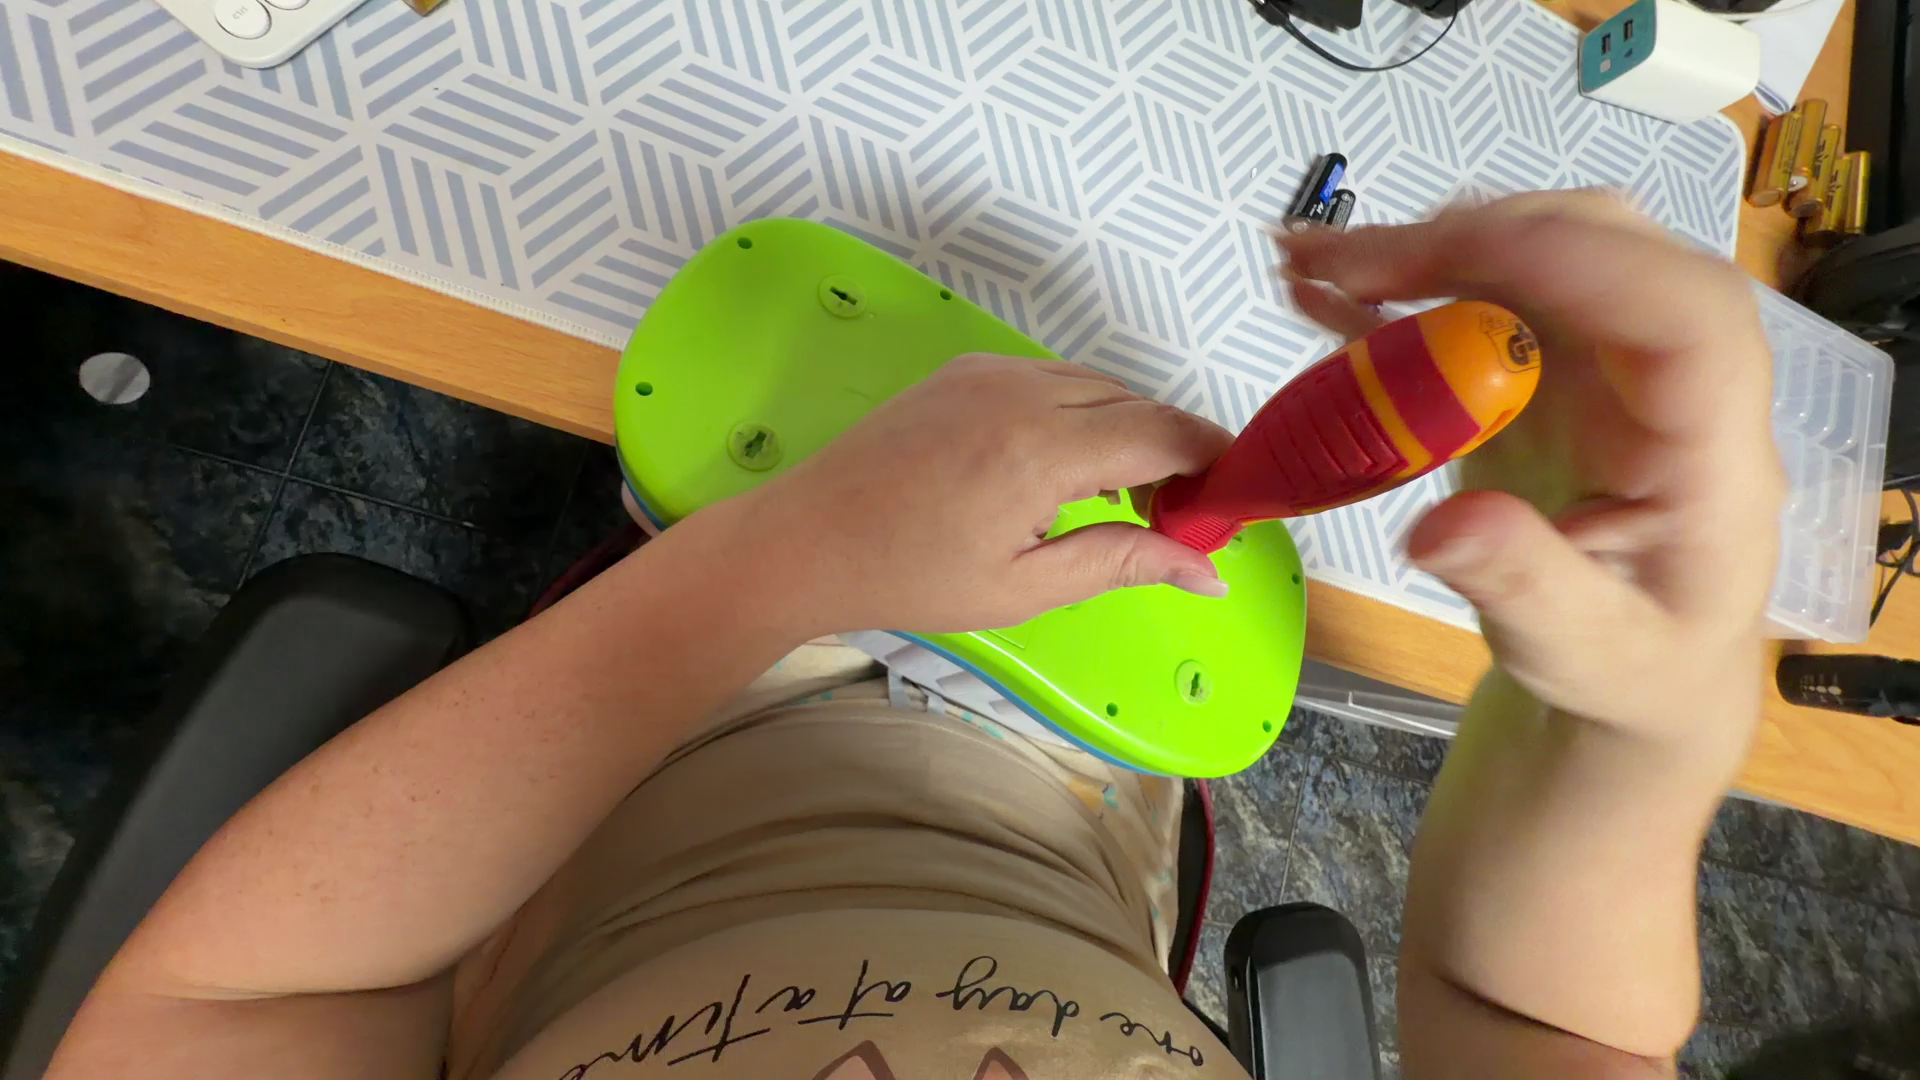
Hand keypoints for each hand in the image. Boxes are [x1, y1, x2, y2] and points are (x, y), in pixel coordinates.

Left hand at [711, 353, 1233, 634]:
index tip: (1226, 503)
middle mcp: (1023, 388)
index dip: (1212, 462)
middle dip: (1173, 452)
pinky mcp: (965, 369)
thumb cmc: (911, 577)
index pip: (1165, 433)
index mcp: (1042, 447)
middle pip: (1136, 403)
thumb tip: (1209, 570)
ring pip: (1095, 386)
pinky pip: (1051, 380)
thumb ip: (1123, 563)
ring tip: (1122, 500)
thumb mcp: (1025, 587)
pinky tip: (1066, 467)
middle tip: (1173, 517)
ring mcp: (990, 369)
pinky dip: (1080, 416)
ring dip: (1126, 433)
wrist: (808, 539)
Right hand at [1280, 192, 1783, 759]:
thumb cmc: (1624, 661)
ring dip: (1415, 253)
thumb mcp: (1581, 646)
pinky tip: (1323, 295)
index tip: (1429, 263)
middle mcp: (1654, 378)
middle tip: (1346, 267)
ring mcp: (1589, 373)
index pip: (1673, 312)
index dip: (1561, 264)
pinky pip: (1463, 313)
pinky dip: (1391, 297)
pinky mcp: (1527, 385)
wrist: (1623, 661)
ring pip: (1521, 262)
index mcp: (1703, 439)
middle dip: (1464, 241)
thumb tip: (1437, 528)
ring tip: (1311, 264)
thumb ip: (1523, 586)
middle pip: (1592, 252)